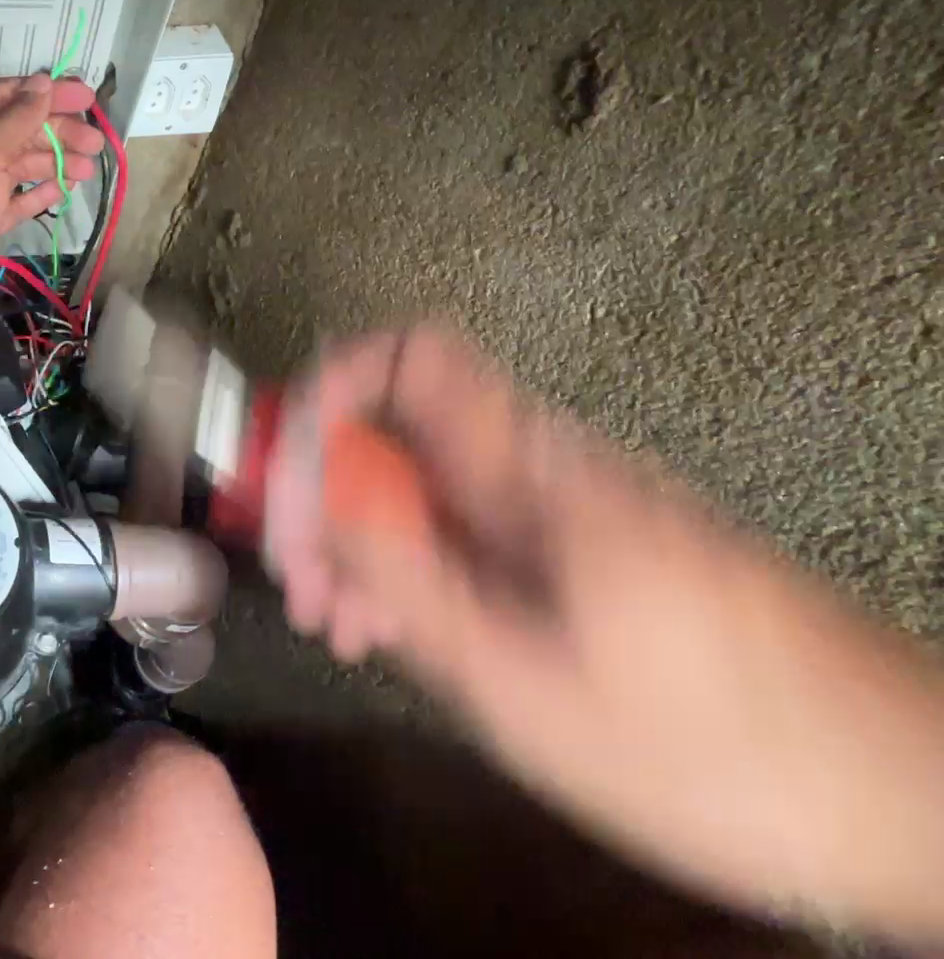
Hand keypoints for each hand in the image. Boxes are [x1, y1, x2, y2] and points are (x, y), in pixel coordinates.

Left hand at [0, 74, 102, 321]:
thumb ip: (16, 118)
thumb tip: (42, 82)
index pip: (3, 98)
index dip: (45, 94)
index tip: (84, 96)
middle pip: (16, 132)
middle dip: (56, 132)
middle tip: (95, 141)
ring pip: (20, 166)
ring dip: (55, 163)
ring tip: (89, 169)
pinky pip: (16, 199)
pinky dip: (39, 193)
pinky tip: (63, 190)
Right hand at [264, 326, 943, 940]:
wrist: (905, 806)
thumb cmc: (714, 753)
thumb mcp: (520, 675)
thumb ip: (408, 577)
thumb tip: (326, 498)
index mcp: (534, 476)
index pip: (411, 360)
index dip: (332, 387)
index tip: (286, 459)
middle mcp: (542, 475)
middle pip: (400, 436)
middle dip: (327, 498)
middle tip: (296, 573)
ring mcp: (559, 515)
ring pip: (425, 493)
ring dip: (360, 547)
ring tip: (333, 622)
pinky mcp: (573, 556)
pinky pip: (466, 537)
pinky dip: (412, 574)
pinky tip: (387, 633)